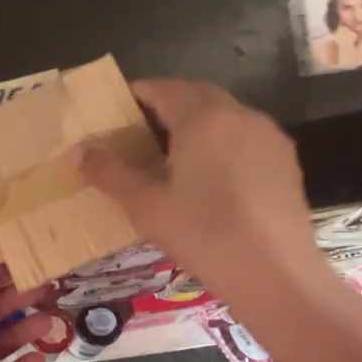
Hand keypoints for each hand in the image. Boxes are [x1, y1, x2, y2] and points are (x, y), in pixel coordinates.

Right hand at [81, 78, 325, 300]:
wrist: (272, 271)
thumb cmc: (200, 233)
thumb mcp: (144, 204)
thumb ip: (108, 173)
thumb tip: (76, 152)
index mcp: (202, 120)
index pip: (166, 89)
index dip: (140, 91)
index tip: (119, 102)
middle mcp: (239, 116)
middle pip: (199, 95)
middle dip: (169, 101)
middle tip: (141, 123)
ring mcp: (268, 138)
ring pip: (225, 115)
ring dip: (197, 120)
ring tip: (171, 148)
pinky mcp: (285, 162)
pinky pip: (245, 137)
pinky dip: (220, 140)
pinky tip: (208, 172)